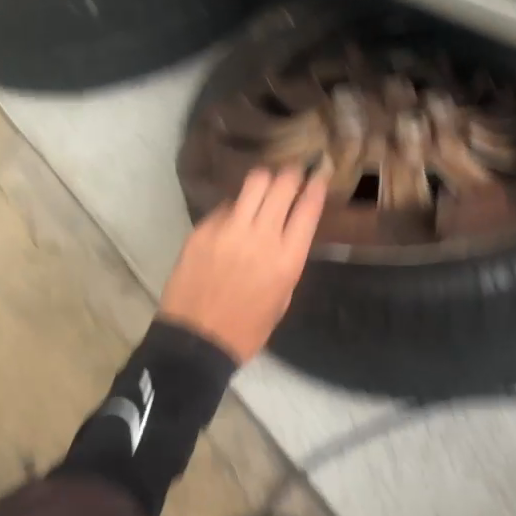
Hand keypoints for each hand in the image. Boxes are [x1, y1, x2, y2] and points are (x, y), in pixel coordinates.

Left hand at [159, 166, 328, 363]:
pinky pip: (226, 205)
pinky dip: (236, 206)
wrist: (195, 342)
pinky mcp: (203, 230)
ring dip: (265, 179)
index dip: (317, 186)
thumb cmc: (247, 328)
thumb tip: (288, 228)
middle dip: (292, 173)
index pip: (308, 208)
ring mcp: (229, 230)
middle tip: (293, 172)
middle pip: (283, 185)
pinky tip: (235, 216)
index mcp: (287, 259)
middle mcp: (261, 237)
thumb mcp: (283, 296)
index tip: (320, 175)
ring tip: (266, 182)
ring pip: (254, 182)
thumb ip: (287, 257)